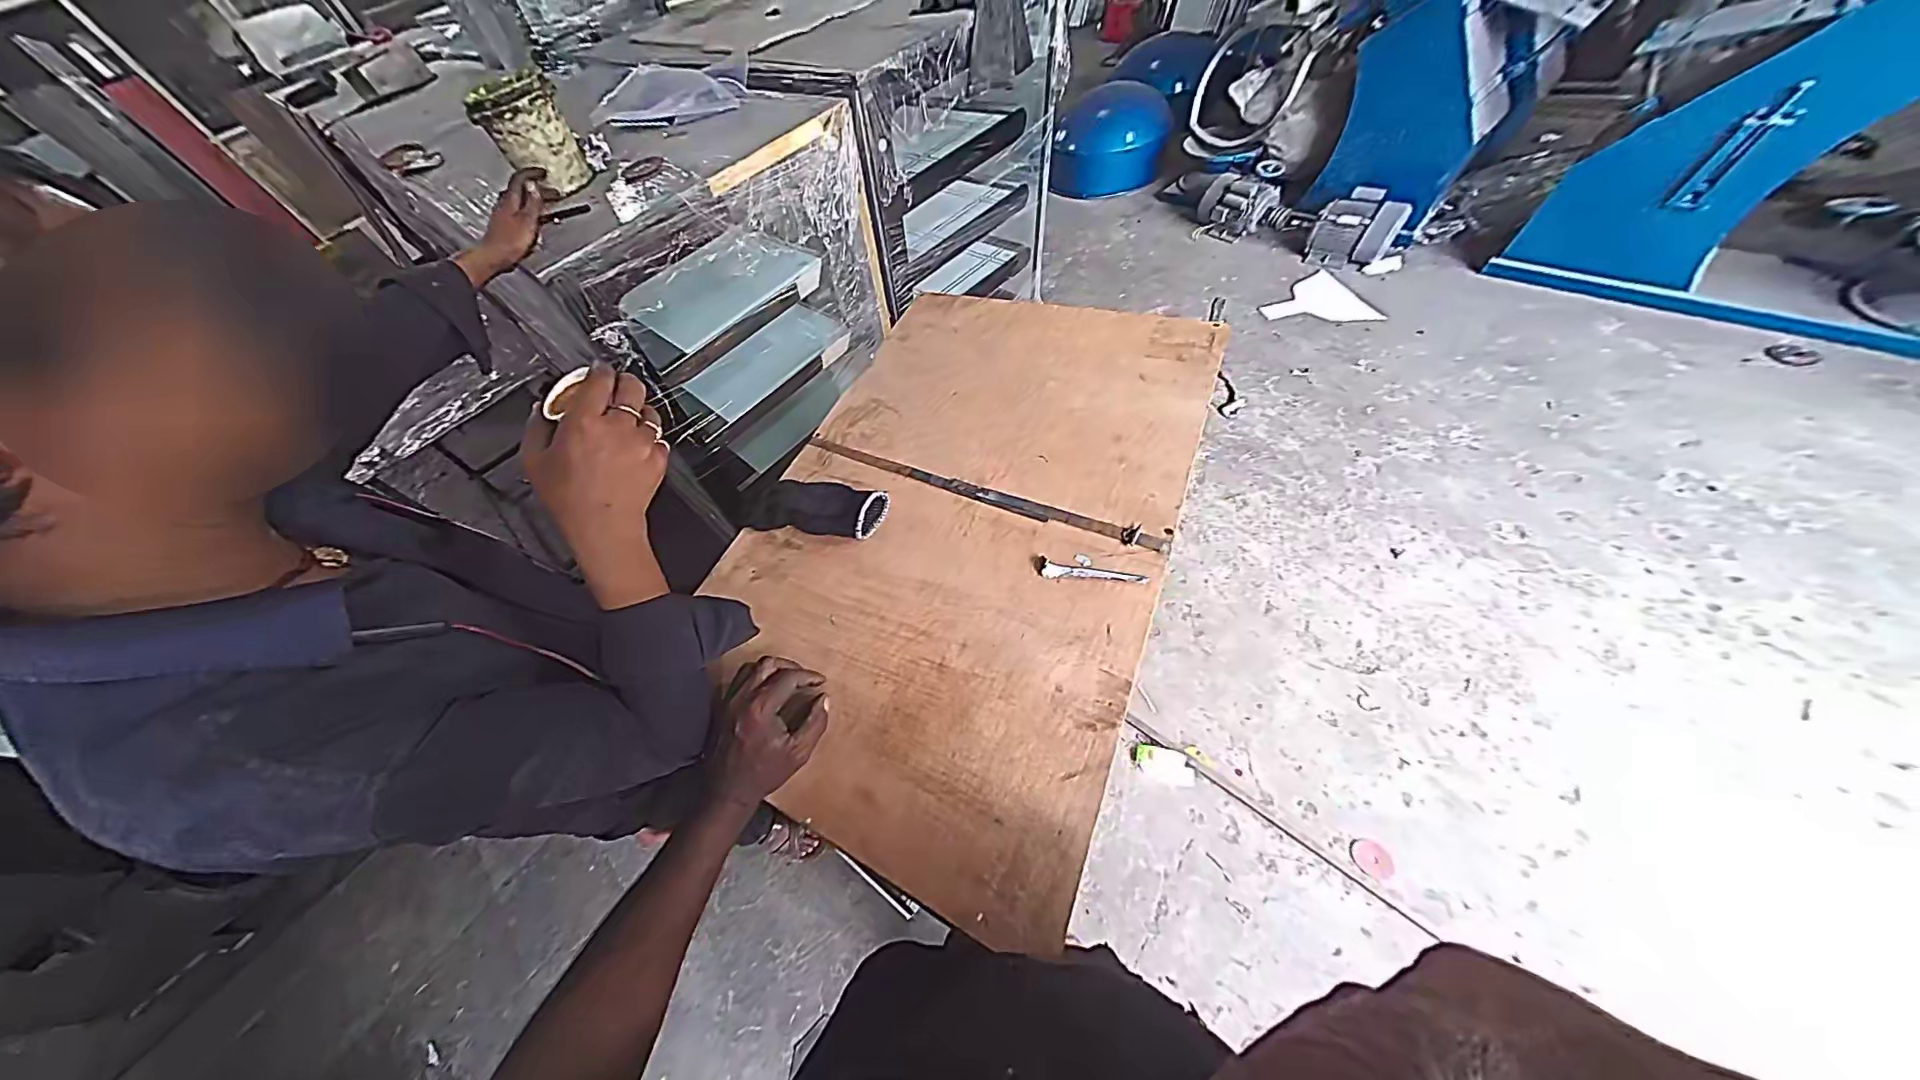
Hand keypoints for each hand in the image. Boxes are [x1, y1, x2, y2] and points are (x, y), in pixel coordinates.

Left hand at [453, 167, 548, 285]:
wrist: (495, 257)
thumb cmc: (509, 242)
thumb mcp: (528, 221)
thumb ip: (533, 203)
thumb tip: (534, 186)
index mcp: (510, 200)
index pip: (520, 179)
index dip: (532, 174)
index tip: (543, 173)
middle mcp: (505, 204)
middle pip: (522, 191)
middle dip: (538, 190)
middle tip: (552, 193)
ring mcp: (504, 214)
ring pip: (521, 202)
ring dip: (535, 202)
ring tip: (548, 207)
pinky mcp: (506, 225)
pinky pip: (521, 213)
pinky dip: (531, 213)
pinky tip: (537, 221)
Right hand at [522, 363, 671, 607]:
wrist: (604, 525)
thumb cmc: (571, 498)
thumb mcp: (535, 459)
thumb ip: (538, 425)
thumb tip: (542, 408)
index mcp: (585, 421)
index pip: (600, 378)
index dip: (599, 370)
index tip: (597, 370)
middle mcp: (619, 427)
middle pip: (632, 386)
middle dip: (624, 382)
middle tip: (617, 386)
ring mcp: (643, 442)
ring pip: (650, 411)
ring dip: (639, 411)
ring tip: (627, 420)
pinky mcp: (659, 457)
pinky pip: (660, 437)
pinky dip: (650, 437)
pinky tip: (637, 445)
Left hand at [710, 657, 828, 808]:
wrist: (727, 791)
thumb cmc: (762, 773)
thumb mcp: (798, 753)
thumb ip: (815, 722)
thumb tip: (824, 699)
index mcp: (761, 707)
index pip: (789, 677)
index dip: (809, 676)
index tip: (820, 682)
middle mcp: (742, 698)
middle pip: (768, 663)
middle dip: (791, 666)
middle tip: (804, 677)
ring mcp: (728, 701)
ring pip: (751, 667)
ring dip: (772, 668)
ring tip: (786, 679)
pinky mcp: (720, 707)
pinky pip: (738, 679)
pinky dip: (755, 676)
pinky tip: (766, 688)